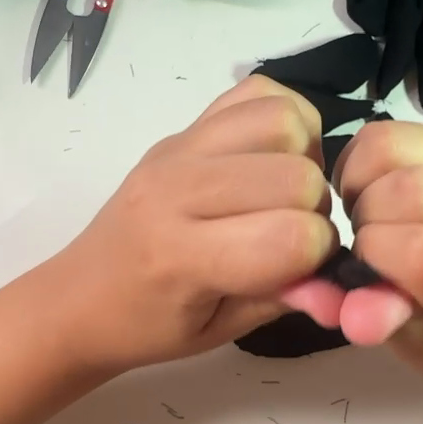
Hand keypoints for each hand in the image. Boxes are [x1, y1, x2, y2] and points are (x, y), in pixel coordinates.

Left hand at [39, 77, 335, 373]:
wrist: (79, 297)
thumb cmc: (148, 326)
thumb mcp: (218, 331)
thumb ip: (283, 299)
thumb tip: (342, 281)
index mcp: (183, 255)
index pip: (292, 235)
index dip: (318, 256)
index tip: (300, 271)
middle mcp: (179, 190)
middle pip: (296, 174)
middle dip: (315, 210)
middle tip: (291, 234)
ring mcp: (178, 149)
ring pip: (283, 121)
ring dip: (303, 158)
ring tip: (281, 193)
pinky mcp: (181, 130)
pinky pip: (254, 93)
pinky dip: (283, 119)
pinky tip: (270, 158)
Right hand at [328, 120, 422, 390]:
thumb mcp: (420, 348)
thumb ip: (385, 322)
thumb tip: (341, 310)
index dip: (378, 258)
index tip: (368, 275)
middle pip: (416, 189)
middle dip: (367, 218)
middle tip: (366, 248)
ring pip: (399, 148)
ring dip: (361, 183)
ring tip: (368, 220)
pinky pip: (393, 132)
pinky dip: (361, 161)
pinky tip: (370, 194)